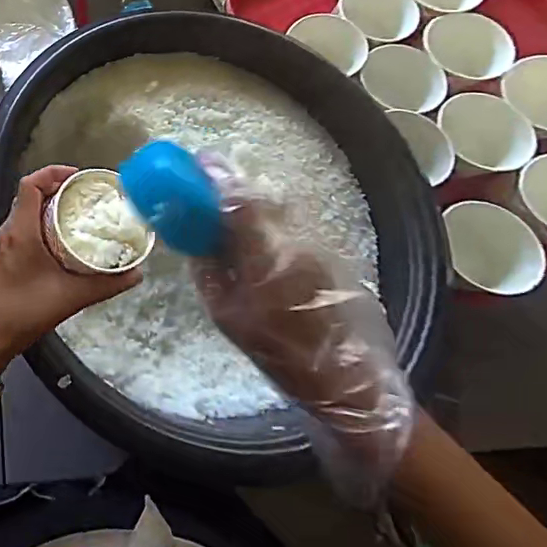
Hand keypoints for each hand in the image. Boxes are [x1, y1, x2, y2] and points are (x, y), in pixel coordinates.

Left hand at [0, 165, 140, 376]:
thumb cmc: (24, 312)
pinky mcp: (7, 252)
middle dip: (58, 186)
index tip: (78, 177)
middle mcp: (10, 230)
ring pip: (26, 208)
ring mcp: (6, 241)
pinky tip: (63, 235)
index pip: (30, 184)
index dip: (53, 173)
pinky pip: (25, 223)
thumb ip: (106, 284)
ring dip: (50, 203)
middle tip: (84, 193)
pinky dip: (43, 219)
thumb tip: (135, 273)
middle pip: (30, 193)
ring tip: (78, 210)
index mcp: (21, 231)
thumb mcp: (72, 297)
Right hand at [192, 201, 413, 506]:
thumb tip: (193, 240)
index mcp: (267, 255)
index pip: (238, 200)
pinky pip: (292, 228)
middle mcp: (296, 240)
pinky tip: (259, 242)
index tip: (196, 162)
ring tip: (228, 215)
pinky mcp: (333, 254)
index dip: (215, 178)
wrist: (353, 384)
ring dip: (251, 206)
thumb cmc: (282, 354)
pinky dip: (271, 225)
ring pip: (277, 211)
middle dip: (230, 188)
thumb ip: (208, 271)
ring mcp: (319, 245)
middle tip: (206, 188)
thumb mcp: (228, 317)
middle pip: (259, 197)